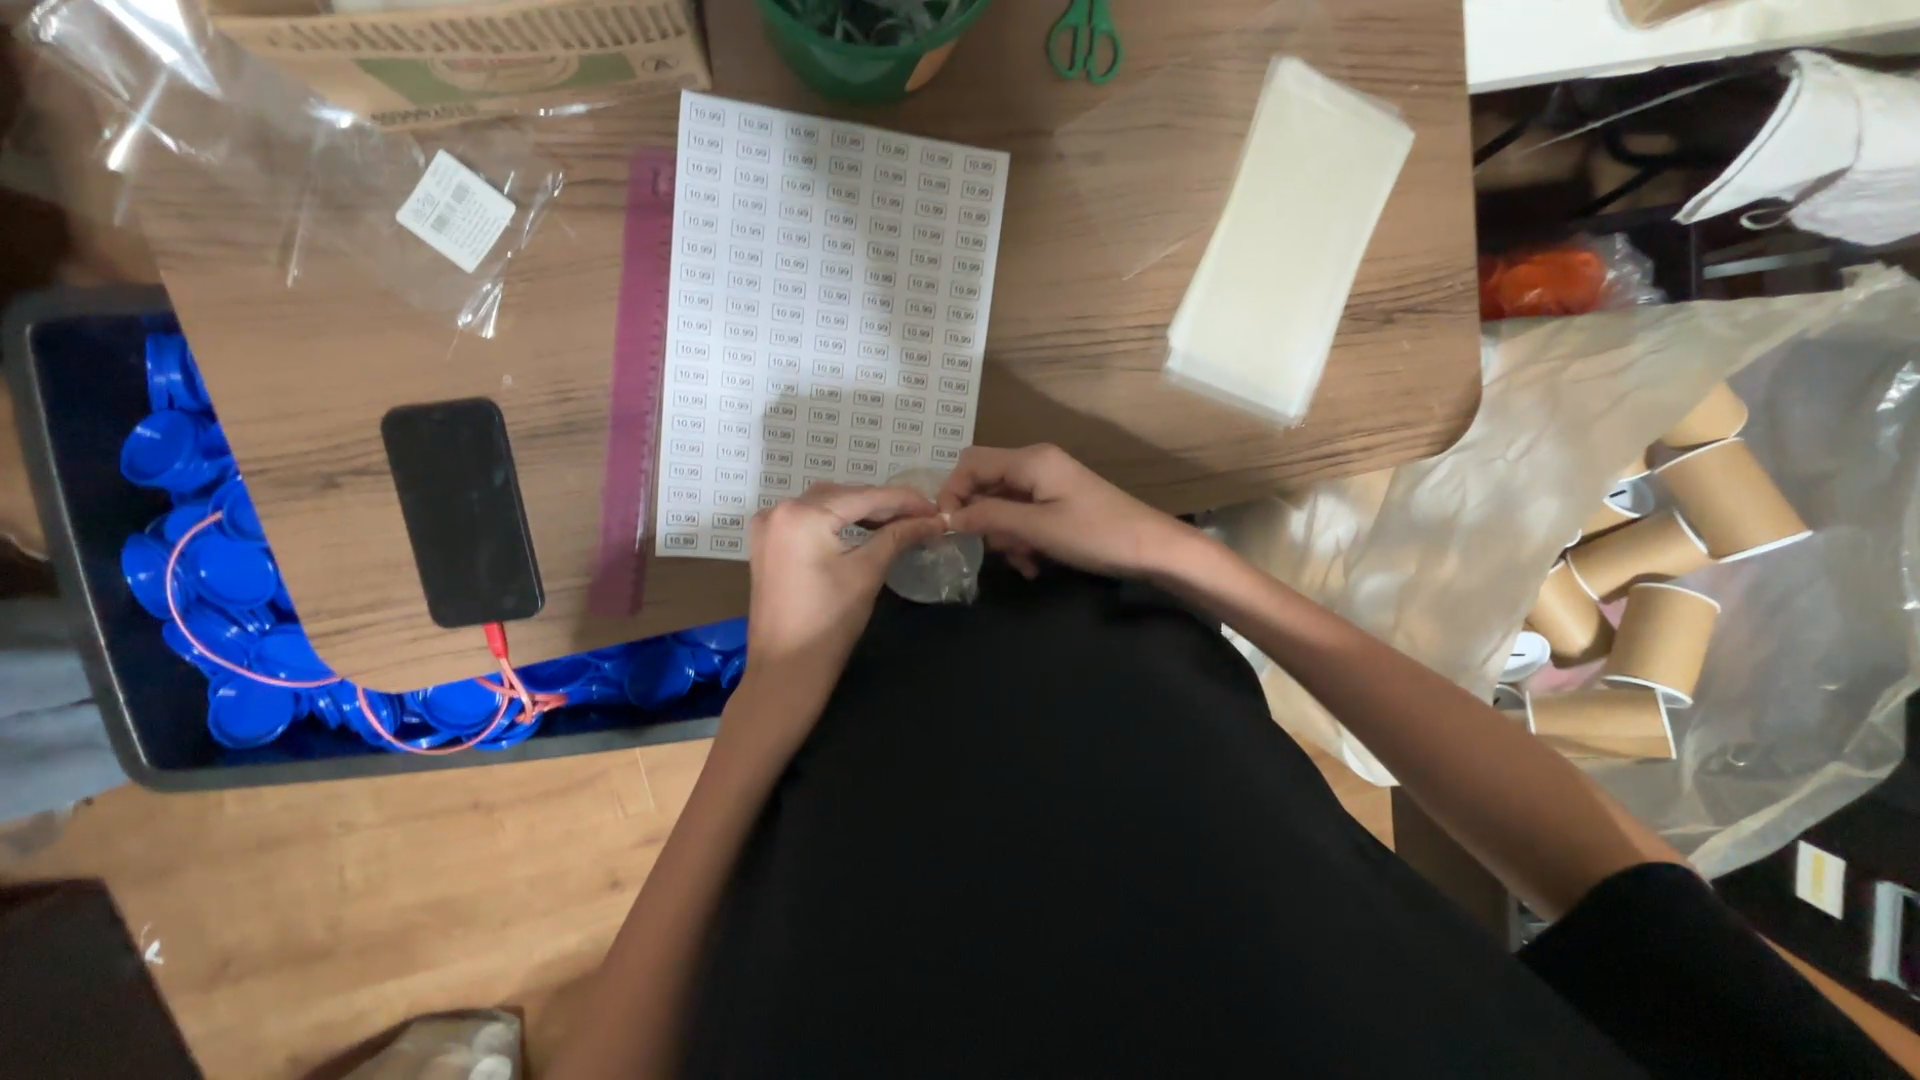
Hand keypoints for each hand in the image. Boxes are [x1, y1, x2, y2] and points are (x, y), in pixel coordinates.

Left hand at [741, 482, 945, 696]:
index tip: (936, 507)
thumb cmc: (829, 622)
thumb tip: (934, 520)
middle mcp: (780, 510)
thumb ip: (898, 537)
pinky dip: (835, 521)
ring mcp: (768, 527)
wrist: (786, 669)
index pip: (864, 496)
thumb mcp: (867, 572)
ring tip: (898, 522)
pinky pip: (807, 520)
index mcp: (802, 514)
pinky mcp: (767, 544)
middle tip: (921, 516)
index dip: (904, 500)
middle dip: (882, 504)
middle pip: (842, 495)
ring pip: (824, 505)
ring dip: (860, 511)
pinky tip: (863, 530)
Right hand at [937, 444, 1198, 579]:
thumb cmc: (1096, 534)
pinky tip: (1033, 566)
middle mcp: (1036, 464)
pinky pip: (1025, 518)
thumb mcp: (1037, 529)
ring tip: (1023, 564)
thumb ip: (989, 518)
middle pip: (986, 486)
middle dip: (982, 522)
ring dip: (1005, 538)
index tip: (946, 528)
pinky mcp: (1059, 504)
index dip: (951, 493)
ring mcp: (1049, 484)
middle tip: (990, 552)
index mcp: (1030, 460)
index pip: (970, 464)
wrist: (1154, 549)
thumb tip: (947, 517)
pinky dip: (1023, 541)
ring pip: (1004, 507)